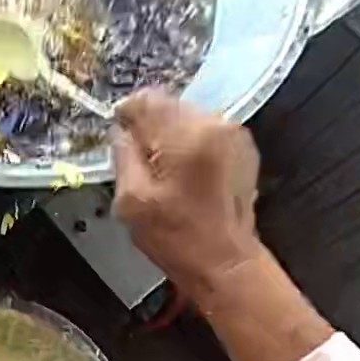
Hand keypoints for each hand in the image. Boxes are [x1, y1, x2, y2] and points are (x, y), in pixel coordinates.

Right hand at [110, 89, 265, 302]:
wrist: (223, 260)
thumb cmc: (173, 236)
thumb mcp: (130, 201)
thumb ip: (123, 157)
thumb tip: (121, 132)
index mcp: (186, 137)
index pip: (148, 100)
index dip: (126, 115)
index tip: (117, 135)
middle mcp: (215, 125)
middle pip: (169, 105)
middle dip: (148, 128)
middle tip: (135, 162)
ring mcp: (233, 134)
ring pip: (186, 117)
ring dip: (168, 137)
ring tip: (158, 172)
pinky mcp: (242, 147)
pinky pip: (204, 133)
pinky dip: (187, 146)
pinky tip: (180, 175)